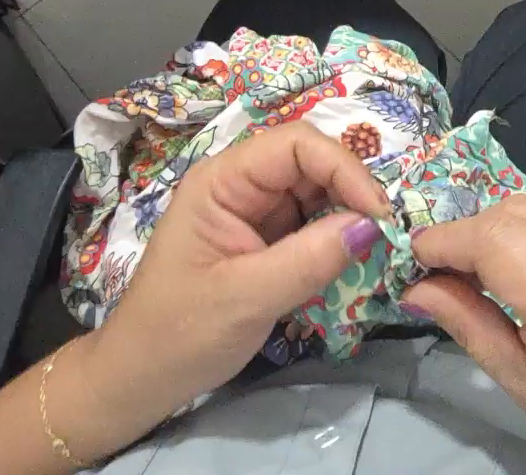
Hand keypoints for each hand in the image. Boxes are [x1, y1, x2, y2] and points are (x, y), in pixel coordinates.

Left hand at [74, 122, 391, 439]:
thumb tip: (372, 225)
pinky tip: (352, 255)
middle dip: (350, 189)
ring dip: (348, 212)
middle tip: (385, 231)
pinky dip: (337, 233)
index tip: (378, 212)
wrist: (140, 381)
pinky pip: (313, 218)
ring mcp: (254, 208)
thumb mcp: (245, 299)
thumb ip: (309, 259)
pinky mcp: (266, 234)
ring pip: (318, 189)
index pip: (296, 144)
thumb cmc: (179, 334)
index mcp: (223, 180)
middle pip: (311, 161)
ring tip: (375, 244)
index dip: (343, 167)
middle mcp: (241, 182)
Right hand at [402, 194, 525, 474]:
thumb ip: (466, 321)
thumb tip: (414, 285)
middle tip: (451, 268)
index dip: (447, 240)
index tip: (416, 254)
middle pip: (513, 210)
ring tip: (491, 264)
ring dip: (504, 223)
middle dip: (472, 232)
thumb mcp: (522, 381)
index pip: (493, 239)